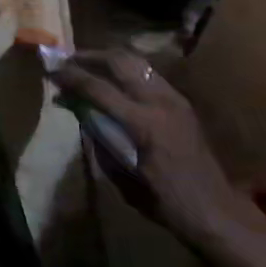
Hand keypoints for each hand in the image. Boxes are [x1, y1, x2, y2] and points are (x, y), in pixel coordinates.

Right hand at [54, 50, 239, 244]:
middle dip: (89, 56)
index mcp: (144, 124)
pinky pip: (148, 73)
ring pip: (136, 61)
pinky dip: (126, 69)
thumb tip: (78, 111)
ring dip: (108, 59)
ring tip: (87, 64)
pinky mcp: (181, 101)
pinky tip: (113, 79)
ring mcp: (174, 98)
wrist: (214, 209)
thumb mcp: (122, 178)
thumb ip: (100, 140)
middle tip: (67, 61)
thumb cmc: (164, 202)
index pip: (99, 88)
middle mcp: (160, 101)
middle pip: (119, 61)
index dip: (71, 77)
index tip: (51, 71)